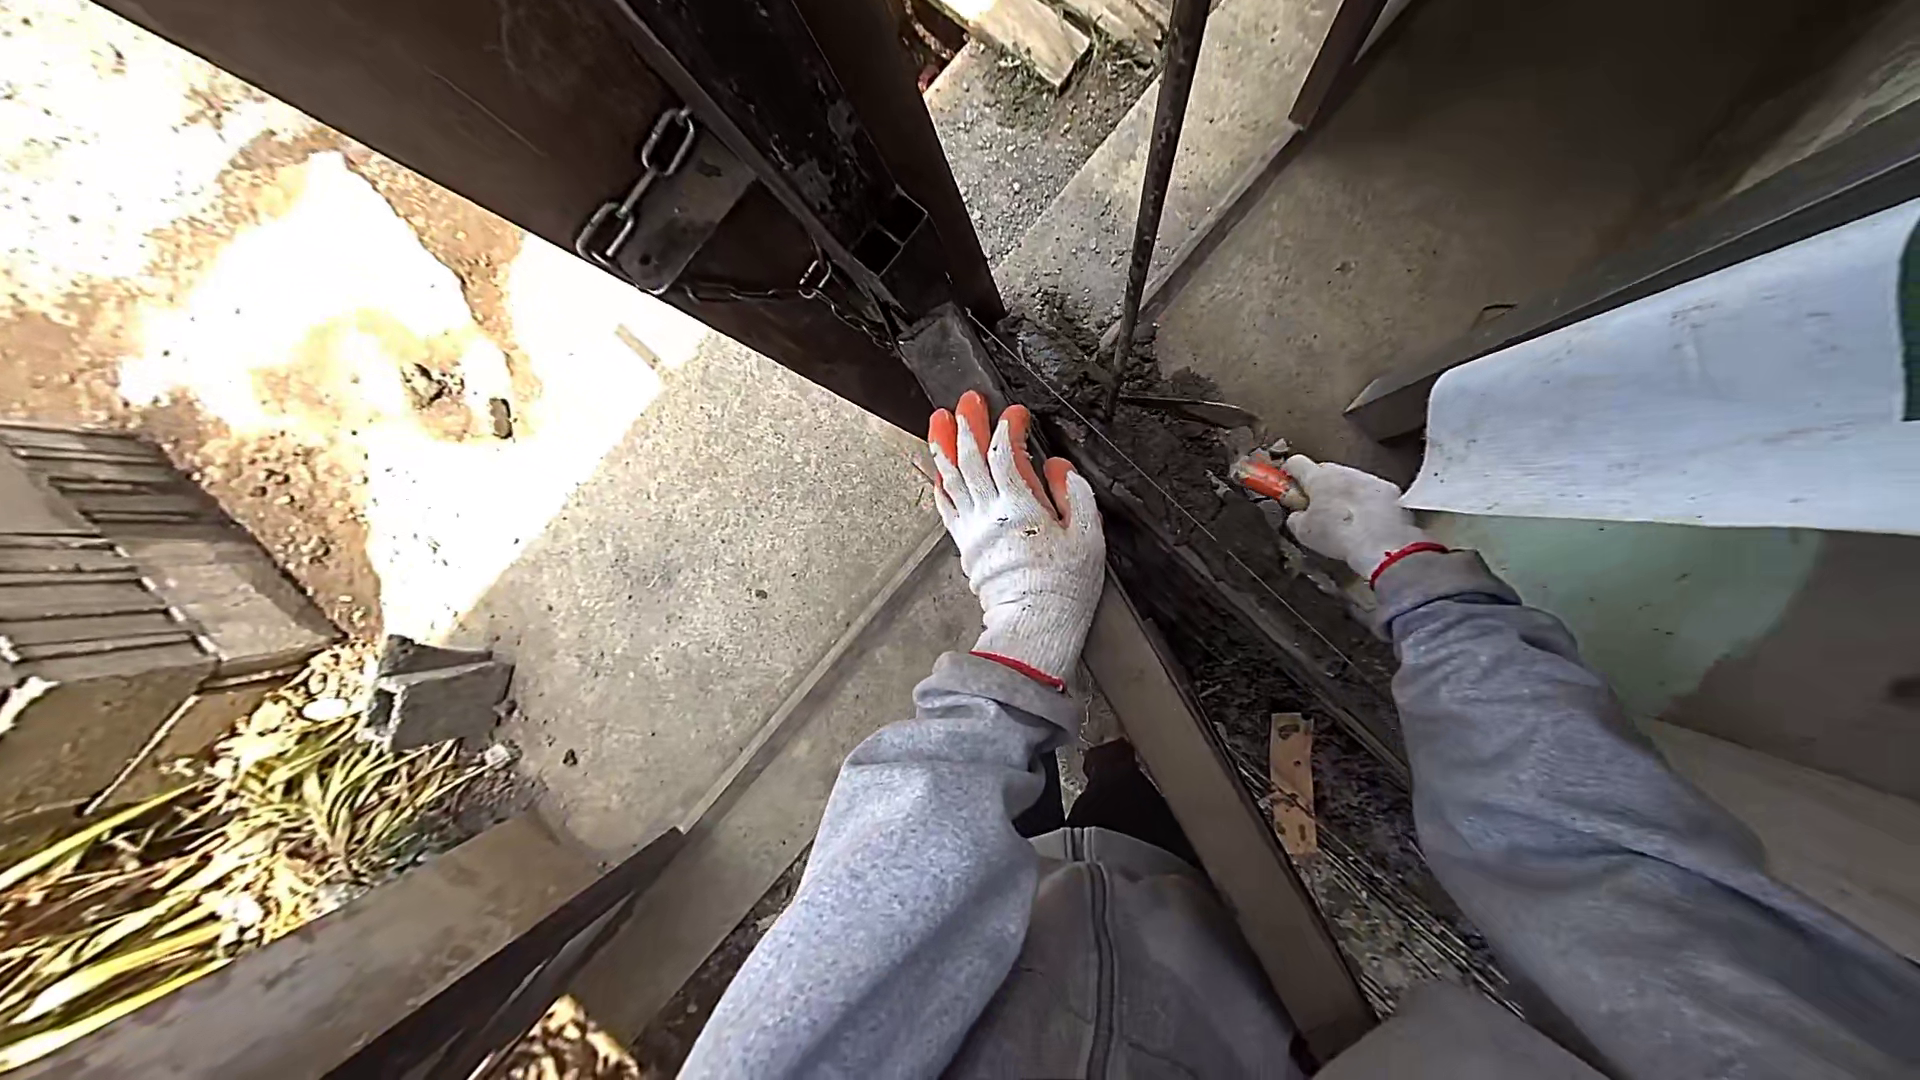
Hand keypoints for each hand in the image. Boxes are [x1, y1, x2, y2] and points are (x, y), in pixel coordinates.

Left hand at [929, 392, 1103, 686]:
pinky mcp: (965, 543)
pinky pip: (946, 507)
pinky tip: (935, 468)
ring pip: (951, 478)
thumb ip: (1074, 494)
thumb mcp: (1086, 537)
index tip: (1015, 414)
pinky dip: (939, 483)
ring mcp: (973, 528)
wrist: (1033, 625)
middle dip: (969, 424)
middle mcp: (990, 514)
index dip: (1008, 427)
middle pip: (972, 458)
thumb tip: (1059, 467)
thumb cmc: (1062, 587)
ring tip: (938, 420)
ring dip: (944, 445)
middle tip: (967, 400)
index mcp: (1021, 507)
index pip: (1006, 454)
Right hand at [1279, 456, 1433, 579]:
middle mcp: (1345, 472)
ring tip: (1342, 519)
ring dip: (1342, 493)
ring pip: (1349, 480)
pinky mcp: (1390, 491)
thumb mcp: (1302, 531)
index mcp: (1319, 478)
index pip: (1296, 463)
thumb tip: (1297, 514)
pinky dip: (1364, 502)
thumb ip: (1295, 517)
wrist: (1382, 546)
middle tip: (1314, 507)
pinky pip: (1370, 491)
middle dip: (1317, 485)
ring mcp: (1369, 480)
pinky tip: (1362, 521)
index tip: (1286, 483)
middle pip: (1324, 470)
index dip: (1288, 473)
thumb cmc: (1340, 536)